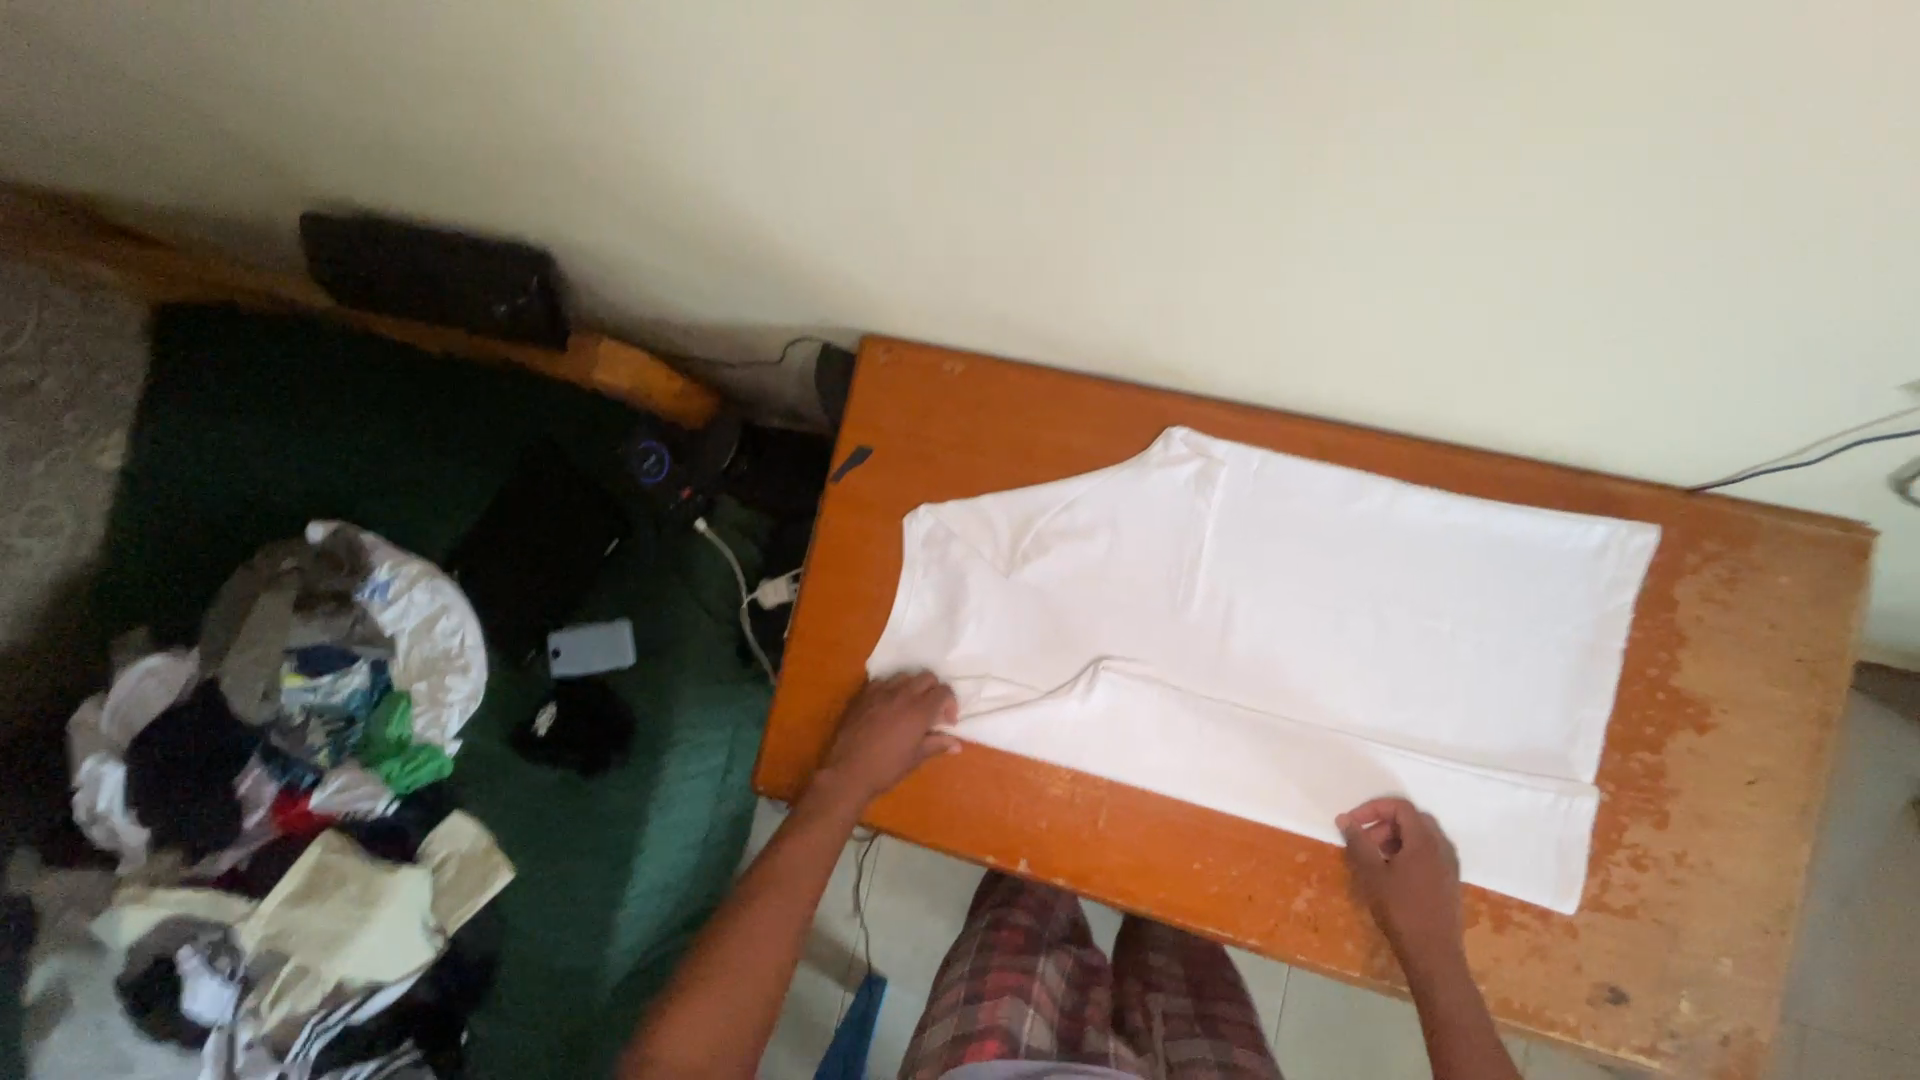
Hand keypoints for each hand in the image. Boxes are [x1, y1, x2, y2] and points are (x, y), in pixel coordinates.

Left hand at [806, 673, 960, 807]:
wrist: (847, 772)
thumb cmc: (885, 769)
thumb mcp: (915, 758)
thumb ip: (937, 745)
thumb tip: (957, 744)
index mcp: (919, 710)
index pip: (944, 691)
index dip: (951, 703)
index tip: (946, 721)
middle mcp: (902, 694)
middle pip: (927, 677)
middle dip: (934, 690)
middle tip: (931, 711)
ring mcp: (880, 691)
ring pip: (905, 675)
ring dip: (913, 686)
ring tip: (910, 705)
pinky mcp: (863, 694)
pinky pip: (882, 681)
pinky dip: (891, 688)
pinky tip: (888, 705)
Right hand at [1336, 797, 1463, 973]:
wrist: (1433, 953)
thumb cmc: (1400, 909)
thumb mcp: (1372, 873)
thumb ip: (1358, 842)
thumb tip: (1345, 819)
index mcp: (1425, 842)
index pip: (1400, 807)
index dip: (1373, 808)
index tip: (1353, 823)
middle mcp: (1442, 848)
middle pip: (1413, 820)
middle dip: (1384, 823)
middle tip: (1364, 841)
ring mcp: (1450, 866)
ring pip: (1422, 837)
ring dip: (1396, 838)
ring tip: (1375, 858)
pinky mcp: (1450, 882)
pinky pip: (1429, 854)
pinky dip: (1408, 853)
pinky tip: (1393, 874)